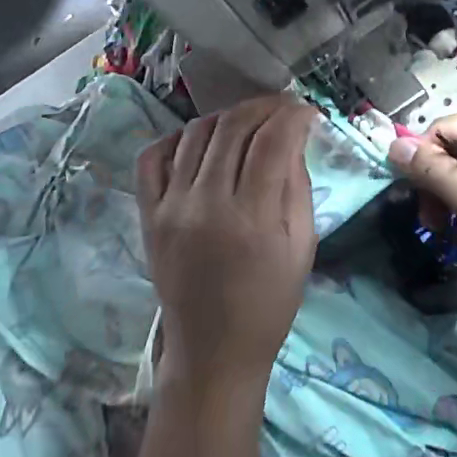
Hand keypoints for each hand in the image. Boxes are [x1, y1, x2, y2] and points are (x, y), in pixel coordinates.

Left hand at [136, 94, 316, 391]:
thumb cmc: (269, 303)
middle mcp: (206, 203)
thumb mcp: (302, 247)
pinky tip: (203, 141)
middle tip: (284, 108)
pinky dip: (179, 137)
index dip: (294, 116)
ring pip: (196, 133)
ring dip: (228, 116)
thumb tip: (294, 139)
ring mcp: (170, 207)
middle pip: (233, 127)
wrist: (212, 349)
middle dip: (265, 107)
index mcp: (252, 217)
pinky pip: (154, 156)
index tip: (308, 111)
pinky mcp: (147, 214)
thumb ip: (297, 187)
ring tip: (250, 122)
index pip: (272, 141)